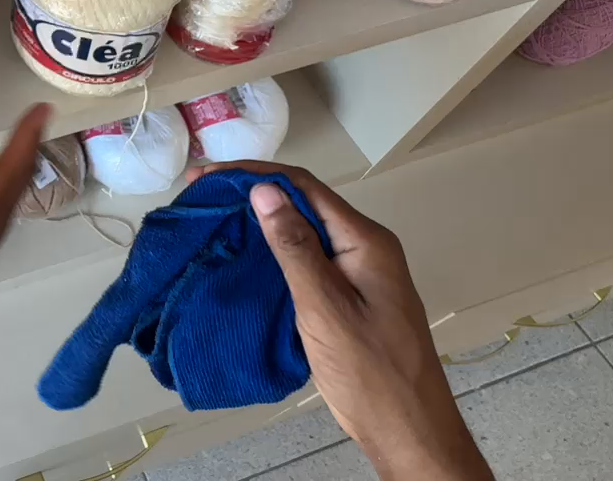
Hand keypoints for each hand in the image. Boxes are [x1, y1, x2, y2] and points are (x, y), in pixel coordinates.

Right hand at [191, 162, 491, 480]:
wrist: (412, 440)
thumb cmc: (371, 375)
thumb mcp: (325, 307)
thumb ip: (294, 246)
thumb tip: (262, 189)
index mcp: (365, 241)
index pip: (302, 185)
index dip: (252, 173)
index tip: (206, 177)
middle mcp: (364, 246)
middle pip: (301, 200)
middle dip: (250, 190)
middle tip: (200, 191)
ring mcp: (358, 269)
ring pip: (301, 226)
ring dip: (258, 216)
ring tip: (213, 212)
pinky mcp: (348, 292)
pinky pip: (305, 253)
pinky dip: (270, 244)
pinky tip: (244, 248)